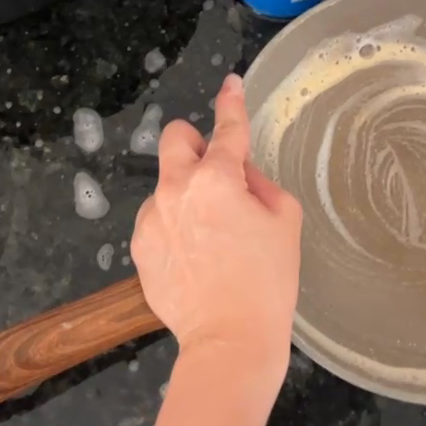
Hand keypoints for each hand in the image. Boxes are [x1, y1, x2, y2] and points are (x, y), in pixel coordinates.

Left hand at [131, 74, 302, 387]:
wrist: (230, 341)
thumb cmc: (268, 280)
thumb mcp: (285, 221)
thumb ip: (260, 183)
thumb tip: (240, 173)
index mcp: (217, 178)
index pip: (227, 128)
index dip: (231, 102)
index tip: (230, 84)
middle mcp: (175, 189)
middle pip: (174, 139)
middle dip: (195, 143)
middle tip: (218, 173)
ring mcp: (151, 219)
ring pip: (166, 184)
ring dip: (187, 193)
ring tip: (212, 236)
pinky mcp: (140, 247)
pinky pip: (157, 218)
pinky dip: (175, 224)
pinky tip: (195, 256)